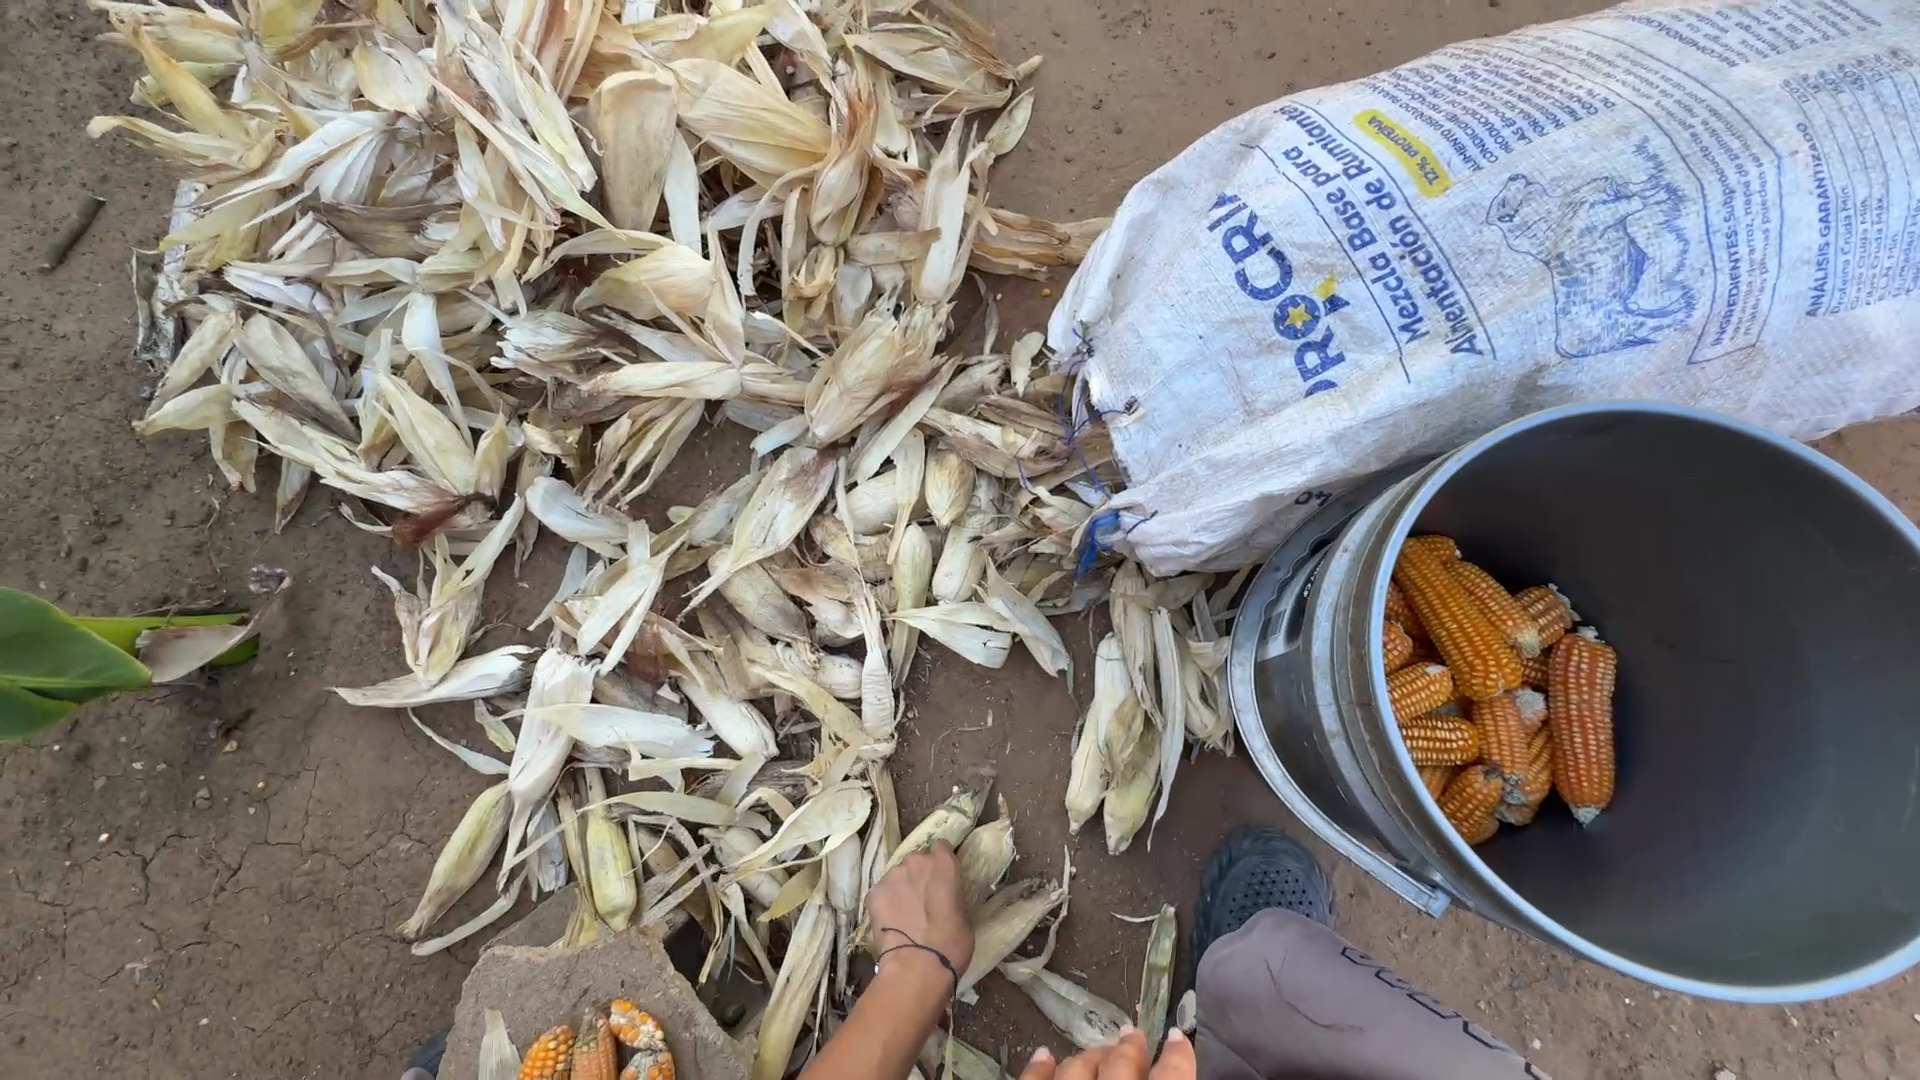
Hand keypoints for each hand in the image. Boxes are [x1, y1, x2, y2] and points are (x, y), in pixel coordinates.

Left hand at [866, 839, 972, 983]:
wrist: (918, 966)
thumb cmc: (951, 945)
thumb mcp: (963, 915)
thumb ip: (951, 896)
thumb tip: (944, 901)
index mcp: (944, 864)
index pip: (940, 846)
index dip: (939, 860)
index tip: (939, 876)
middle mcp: (916, 861)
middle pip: (915, 861)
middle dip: (917, 875)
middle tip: (921, 899)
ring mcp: (892, 875)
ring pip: (896, 877)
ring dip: (900, 889)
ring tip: (903, 915)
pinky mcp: (873, 893)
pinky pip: (881, 893)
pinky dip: (884, 904)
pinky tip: (889, 923)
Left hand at [1019, 1027, 1196, 1079]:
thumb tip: (1175, 1071)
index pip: (1171, 1079)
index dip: (1179, 1058)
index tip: (1179, 1038)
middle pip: (1120, 1070)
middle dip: (1129, 1051)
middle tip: (1134, 1035)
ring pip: (1076, 1071)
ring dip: (1089, 1059)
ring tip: (1098, 1051)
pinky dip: (1038, 1069)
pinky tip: (1044, 1055)